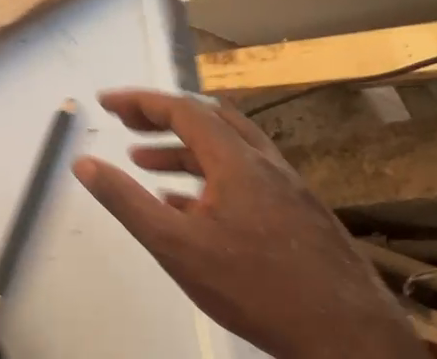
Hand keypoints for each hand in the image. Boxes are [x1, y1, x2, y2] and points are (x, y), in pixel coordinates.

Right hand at [72, 89, 420, 358]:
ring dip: (185, 149)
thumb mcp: (175, 245)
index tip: (105, 104)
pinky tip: (190, 207)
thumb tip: (82, 163)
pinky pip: (251, 179)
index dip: (139, 101)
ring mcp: (295, 195)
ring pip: (233, 151)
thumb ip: (125, 200)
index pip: (183, 110)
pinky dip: (211, 176)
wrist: (354, 346)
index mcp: (240, 164)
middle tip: (128, 125)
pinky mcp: (307, 221)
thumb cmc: (256, 288)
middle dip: (164, 118)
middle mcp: (271, 168)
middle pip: (213, 120)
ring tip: (147, 166)